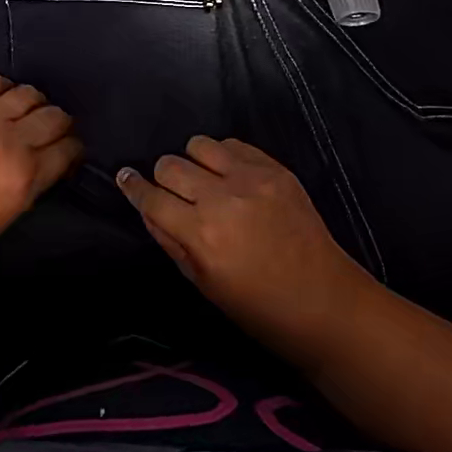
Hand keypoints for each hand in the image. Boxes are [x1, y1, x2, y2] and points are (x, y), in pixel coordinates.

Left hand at [0, 72, 82, 273]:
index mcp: (26, 176)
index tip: (70, 152)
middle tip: (54, 135)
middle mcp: (10, 142)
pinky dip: (4, 88)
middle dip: (62, 126)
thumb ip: (36, 182)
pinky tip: (2, 101)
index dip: (74, 150)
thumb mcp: (11, 214)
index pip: (69, 148)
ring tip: (29, 116)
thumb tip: (52, 162)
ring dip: (37, 104)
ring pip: (30, 93)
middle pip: (56, 116)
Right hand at [117, 137, 372, 366]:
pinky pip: (233, 143)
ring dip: (193, 162)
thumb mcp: (203, 284)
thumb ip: (169, 240)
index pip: (151, 198)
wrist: (327, 303)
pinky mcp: (276, 169)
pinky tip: (231, 177)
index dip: (132, 186)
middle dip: (164, 179)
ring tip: (205, 181)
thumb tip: (147, 207)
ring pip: (198, 144)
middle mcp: (223, 199)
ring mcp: (252, 179)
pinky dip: (223, 157)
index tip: (124, 177)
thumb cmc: (259, 308)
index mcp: (202, 236)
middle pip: (170, 165)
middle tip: (175, 195)